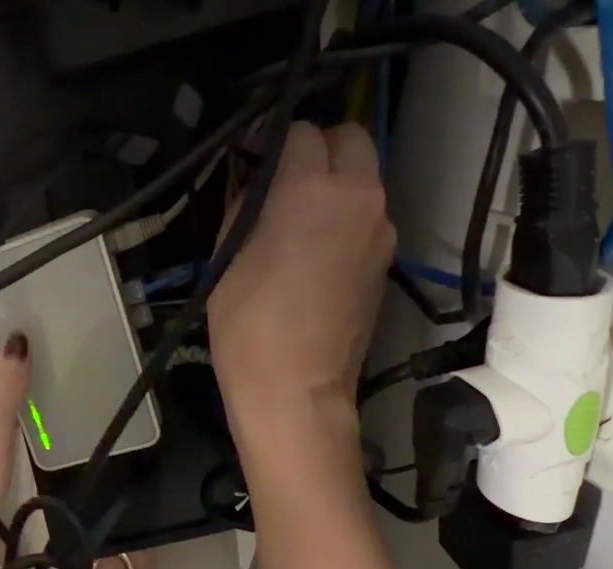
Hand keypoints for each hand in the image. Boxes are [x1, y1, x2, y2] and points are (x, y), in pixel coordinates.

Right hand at [207, 122, 394, 439]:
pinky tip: (313, 254)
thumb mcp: (227, 260)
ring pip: (363, 179)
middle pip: (349, 138)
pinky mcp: (385, 259)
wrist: (296, 391)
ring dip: (333, 184)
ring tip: (294, 222)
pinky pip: (366, 217)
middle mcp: (359, 196)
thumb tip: (255, 182)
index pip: (299, 132)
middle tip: (281, 179)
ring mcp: (381, 228)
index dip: (272, 140)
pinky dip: (343, 219)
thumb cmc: (248, 328)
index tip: (251, 157)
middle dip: (317, 147)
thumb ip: (245, 206)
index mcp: (312, 189)